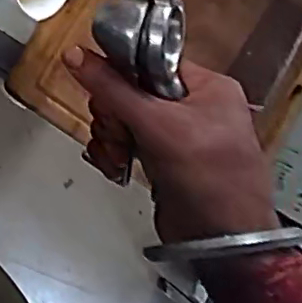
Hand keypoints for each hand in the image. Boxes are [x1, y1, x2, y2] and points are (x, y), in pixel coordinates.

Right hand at [63, 47, 276, 243]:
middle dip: (113, 113)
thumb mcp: (157, 126)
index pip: (148, 60)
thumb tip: (76, 55)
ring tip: (119, 154)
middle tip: (118, 132)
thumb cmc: (211, 182)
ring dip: (109, 134)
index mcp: (206, 86)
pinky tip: (117, 163)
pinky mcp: (159, 154)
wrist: (225, 247)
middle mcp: (192, 104)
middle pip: (127, 88)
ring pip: (119, 114)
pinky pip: (122, 137)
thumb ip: (113, 88)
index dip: (120, 73)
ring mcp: (175, 131)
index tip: (106, 91)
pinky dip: (112, 149)